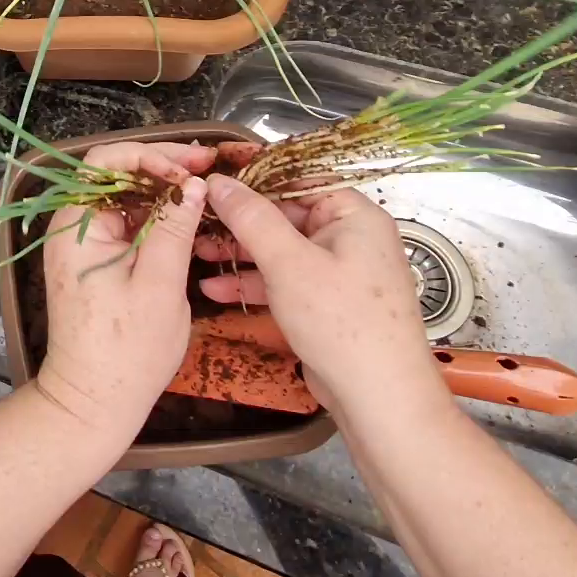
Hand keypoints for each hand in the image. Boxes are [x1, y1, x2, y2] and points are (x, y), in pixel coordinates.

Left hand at [32, 142, 214, 448]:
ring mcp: (84, 243)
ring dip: (160, 189)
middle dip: (160, 166)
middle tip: (207, 164)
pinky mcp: (97, 260)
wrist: (93, 401)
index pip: (103, 162)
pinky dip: (154, 215)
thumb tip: (193, 184)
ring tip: (203, 184)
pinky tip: (186, 215)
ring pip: (123, 198)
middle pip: (114, 175)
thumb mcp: (159, 285)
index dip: (148, 155)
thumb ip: (174, 229)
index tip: (190, 167)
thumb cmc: (126, 349)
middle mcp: (73, 225)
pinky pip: (125, 223)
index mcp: (77, 224)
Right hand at [195, 178, 448, 419]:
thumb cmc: (341, 322)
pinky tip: (216, 289)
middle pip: (282, 214)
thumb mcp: (288, 262)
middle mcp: (348, 236)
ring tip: (196, 253)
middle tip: (195, 220)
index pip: (295, 178)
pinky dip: (252, 281)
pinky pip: (282, 278)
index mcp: (352, 215)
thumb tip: (218, 181)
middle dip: (236, 220)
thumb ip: (250, 217)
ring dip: (237, 252)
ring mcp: (337, 270)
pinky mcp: (325, 300)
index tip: (209, 177)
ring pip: (277, 247)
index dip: (250, 176)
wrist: (380, 401)